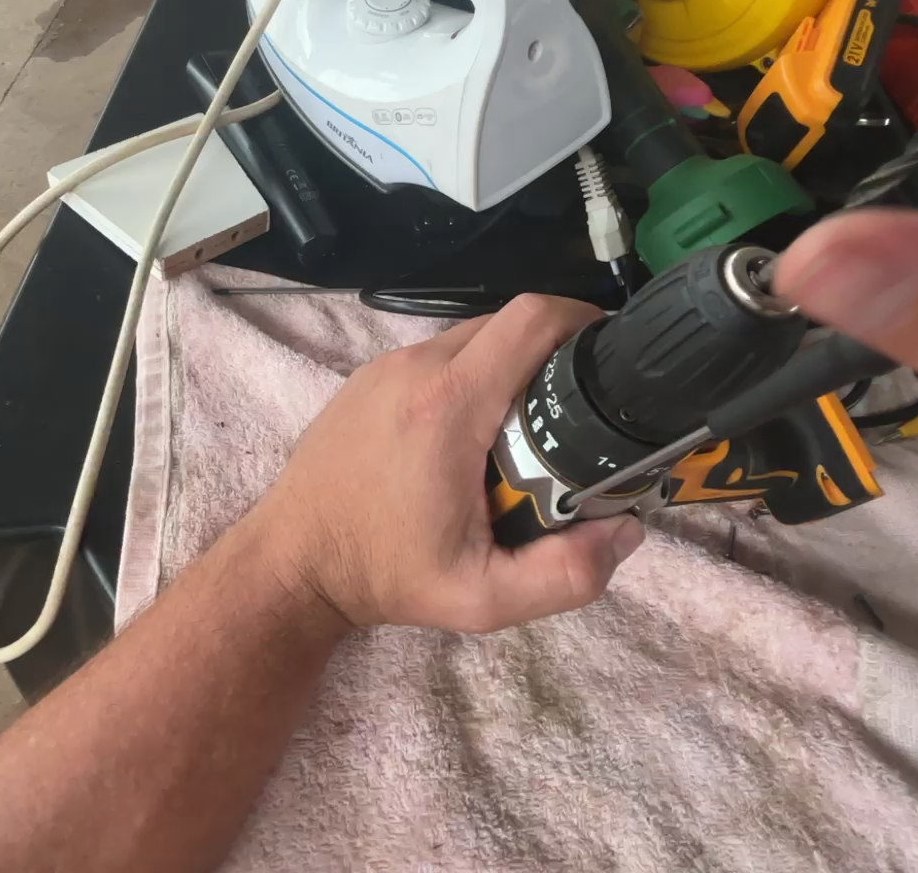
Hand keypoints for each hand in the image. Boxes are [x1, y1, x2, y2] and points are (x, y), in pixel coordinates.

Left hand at [245, 294, 646, 633]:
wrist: (293, 558)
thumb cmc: (383, 574)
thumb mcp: (482, 597)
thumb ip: (566, 574)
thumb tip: (625, 529)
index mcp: (449, 404)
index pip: (530, 320)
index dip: (580, 319)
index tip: (608, 350)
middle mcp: (415, 367)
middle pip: (505, 324)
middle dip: (551, 352)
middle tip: (572, 410)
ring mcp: (385, 366)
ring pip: (469, 338)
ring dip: (508, 366)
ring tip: (522, 427)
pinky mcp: (367, 376)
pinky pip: (435, 355)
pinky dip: (468, 374)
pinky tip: (469, 429)